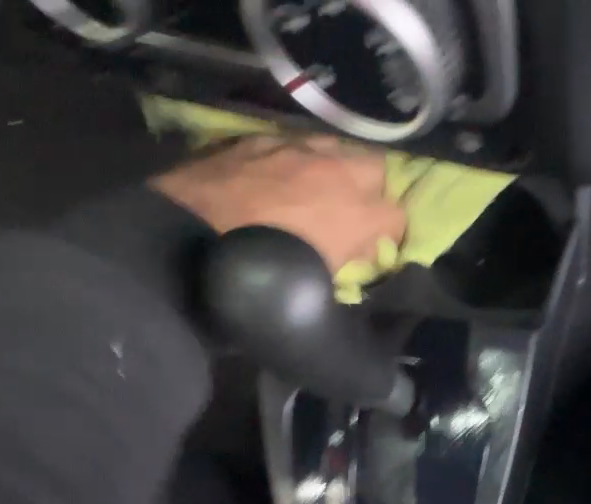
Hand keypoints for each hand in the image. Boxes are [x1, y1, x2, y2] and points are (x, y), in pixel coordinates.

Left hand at [150, 135, 407, 270]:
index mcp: (358, 211)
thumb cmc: (270, 271)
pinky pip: (287, 142)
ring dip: (334, 164)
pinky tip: (277, 173)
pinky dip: (291, 157)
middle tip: (357, 207)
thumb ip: (351, 257)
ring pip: (333, 145)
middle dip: (372, 186)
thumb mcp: (325, 276)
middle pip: (375, 167)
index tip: (380, 244)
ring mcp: (293, 150)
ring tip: (319, 184)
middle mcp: (334, 172)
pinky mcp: (255, 140)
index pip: (397, 215)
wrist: (194, 238)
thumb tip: (362, 248)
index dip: (391, 232)